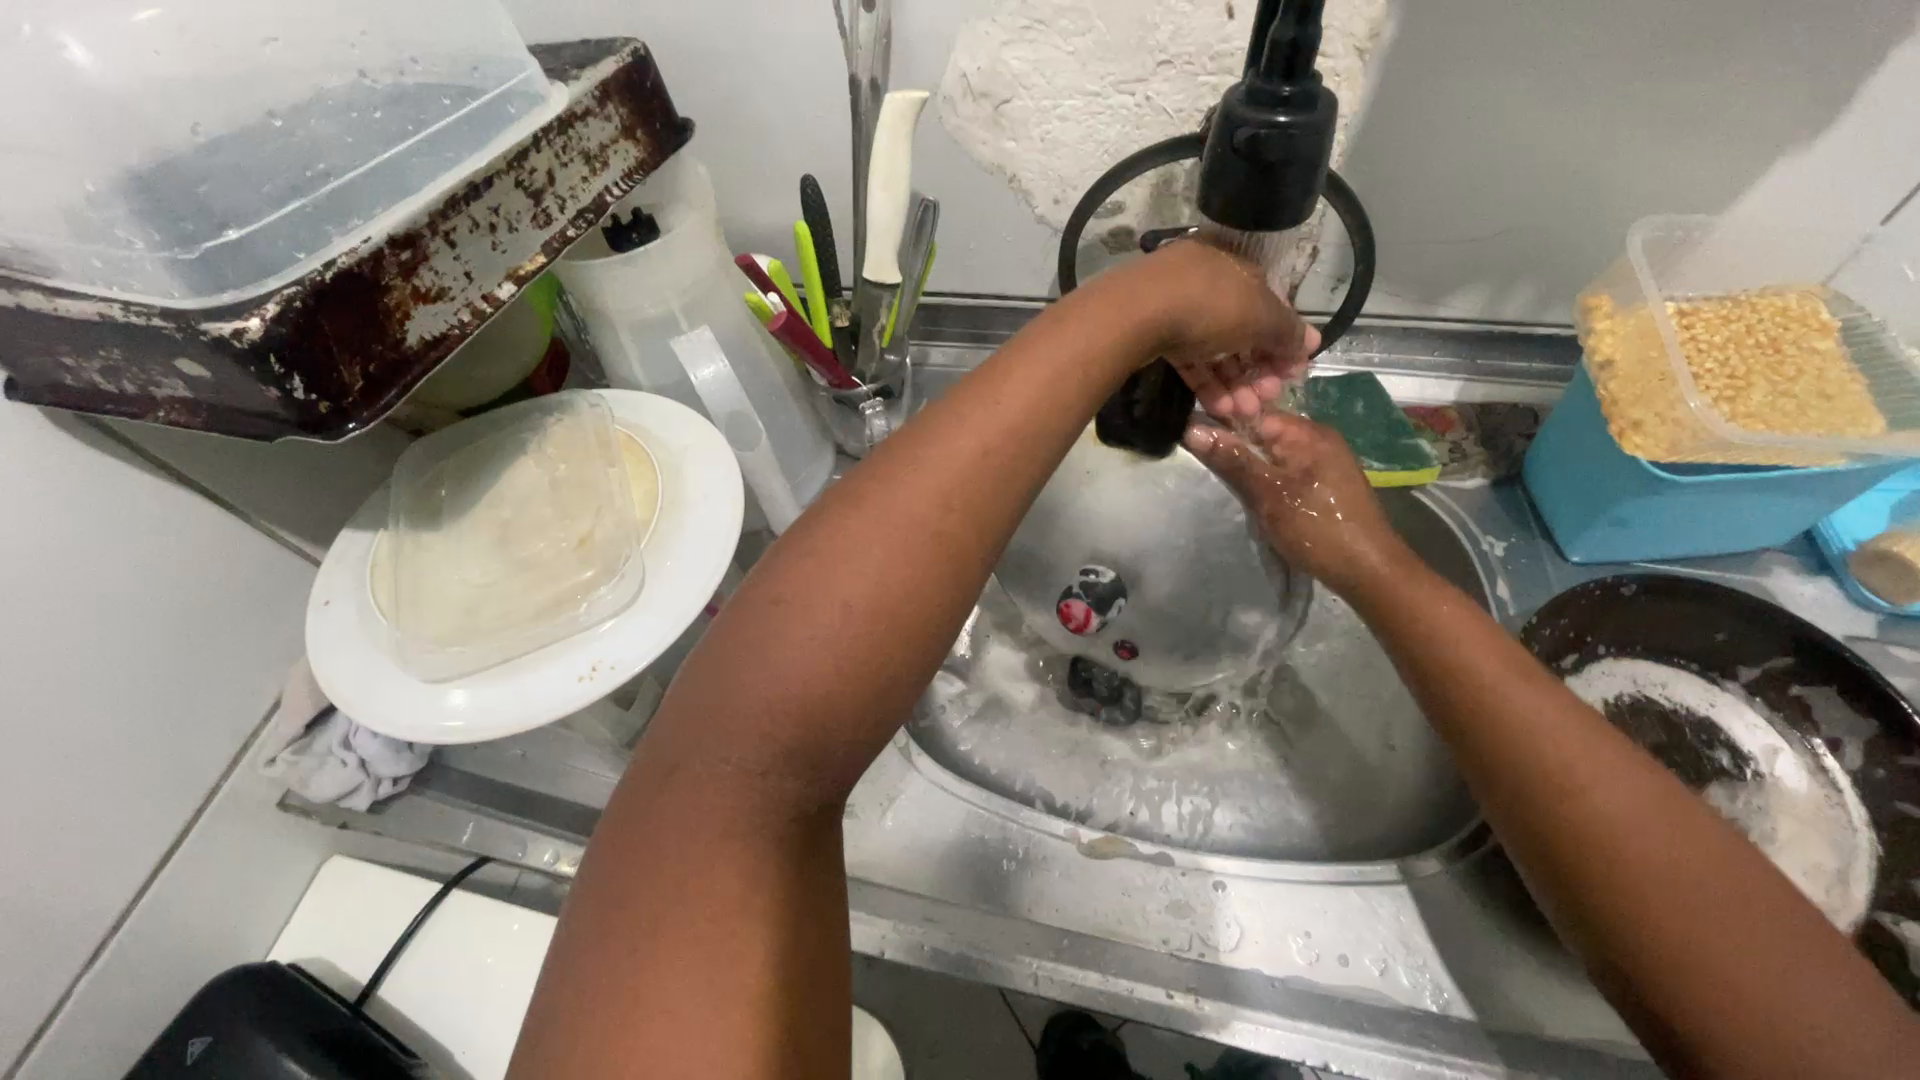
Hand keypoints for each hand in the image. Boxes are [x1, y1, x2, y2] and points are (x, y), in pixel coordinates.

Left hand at [1095, 241, 1319, 420]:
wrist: (1133, 314)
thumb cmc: (1207, 305)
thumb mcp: (1259, 315)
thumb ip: (1287, 330)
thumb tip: (1312, 342)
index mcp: (1234, 265)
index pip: (1269, 303)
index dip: (1284, 340)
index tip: (1292, 373)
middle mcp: (1205, 281)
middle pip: (1241, 330)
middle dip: (1258, 370)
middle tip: (1268, 400)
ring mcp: (1175, 308)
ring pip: (1215, 349)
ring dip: (1235, 384)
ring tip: (1246, 414)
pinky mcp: (1154, 335)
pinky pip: (1188, 361)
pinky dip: (1206, 384)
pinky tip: (1220, 410)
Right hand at [1182, 412, 1411, 596]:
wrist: (1367, 568)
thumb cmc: (1316, 527)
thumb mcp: (1268, 493)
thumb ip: (1233, 460)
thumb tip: (1192, 429)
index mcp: (1306, 432)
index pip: (1253, 414)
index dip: (1220, 425)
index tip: (1188, 440)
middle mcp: (1317, 439)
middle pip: (1262, 433)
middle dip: (1232, 447)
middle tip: (1198, 464)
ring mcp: (1323, 461)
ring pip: (1272, 454)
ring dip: (1248, 466)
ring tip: (1218, 480)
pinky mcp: (1323, 482)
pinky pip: (1285, 469)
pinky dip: (1265, 478)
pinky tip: (1250, 494)